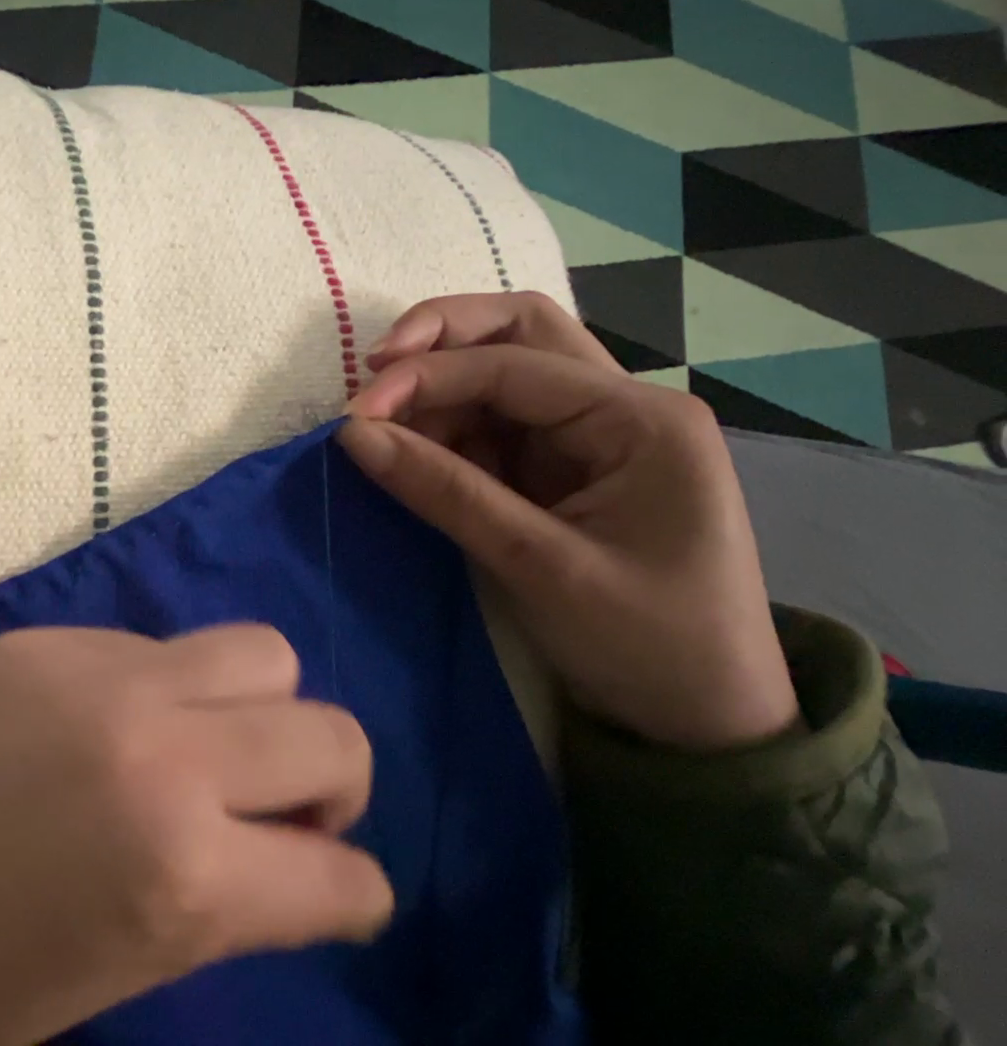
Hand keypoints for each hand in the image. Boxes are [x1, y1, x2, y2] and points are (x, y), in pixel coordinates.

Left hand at [0, 625, 389, 1045]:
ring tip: (207, 748)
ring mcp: (96, 679)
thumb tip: (314, 856)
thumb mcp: (144, 963)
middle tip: (279, 815)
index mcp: (186, 874)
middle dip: (330, 787)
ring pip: (261, 653)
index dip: (351, 893)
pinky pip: (155, 645)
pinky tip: (112, 726)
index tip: (332, 890)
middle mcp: (159, 754)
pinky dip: (165, 690)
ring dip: (259, 711)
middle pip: (331, 734)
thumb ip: (241, 900)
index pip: (345, 877)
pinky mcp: (42, 643)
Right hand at [339, 293, 797, 750]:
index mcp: (641, 419)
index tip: (354, 413)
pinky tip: (407, 450)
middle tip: (369, 370)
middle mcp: (621, 408)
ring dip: (435, 388)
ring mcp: (590, 438)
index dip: (426, 377)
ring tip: (377, 425)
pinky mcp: (561, 471)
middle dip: (439, 340)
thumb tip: (351, 434)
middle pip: (521, 333)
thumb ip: (444, 492)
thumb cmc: (645, 642)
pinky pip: (494, 428)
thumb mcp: (538, 566)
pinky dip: (444, 430)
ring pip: (502, 374)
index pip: (515, 364)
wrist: (700, 718)